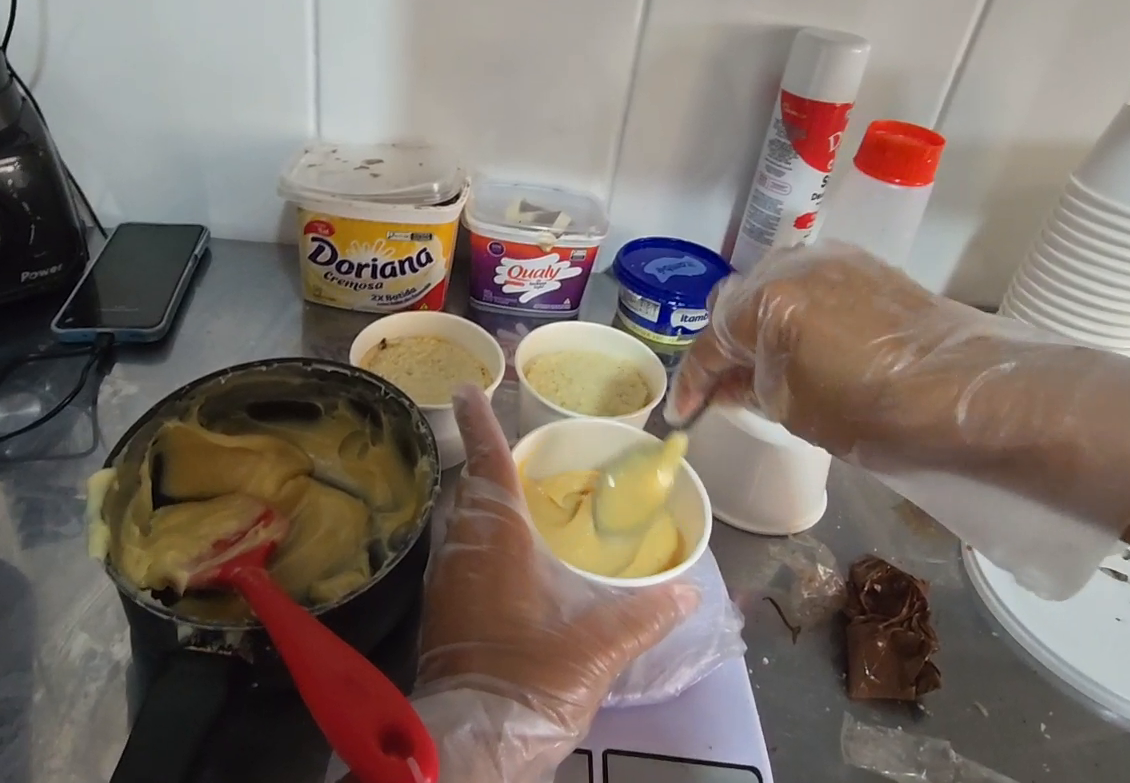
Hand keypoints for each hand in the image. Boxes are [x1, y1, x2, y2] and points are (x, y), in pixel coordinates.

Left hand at [405, 386, 698, 782]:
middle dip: (484, 461)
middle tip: (506, 445)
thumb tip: (687, 592)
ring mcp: (447, 578)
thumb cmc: (531, 679)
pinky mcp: (443, 606)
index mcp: (497, 540)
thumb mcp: (597, 648)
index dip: (480, 424)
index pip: (489, 466)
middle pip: (469, 488)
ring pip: (458, 519)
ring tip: (507, 490)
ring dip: (477, 498)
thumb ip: (644, 615)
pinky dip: (475, 532)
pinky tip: (500, 551)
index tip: (465, 389)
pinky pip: (457, 548)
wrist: (473, 740)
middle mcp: (463, 548)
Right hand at [667, 242, 1129, 598]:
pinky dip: (796, 317)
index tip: (682, 414)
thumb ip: (748, 388)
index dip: (692, 383)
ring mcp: (831, 260)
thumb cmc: (877, 412)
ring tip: (767, 370)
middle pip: (736, 308)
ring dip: (761, 330)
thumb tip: (730, 382)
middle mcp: (790, 265)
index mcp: (765, 301)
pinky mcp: (864, 266)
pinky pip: (808, 288)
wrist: (976, 393)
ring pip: (772, 293)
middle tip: (726, 390)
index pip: (710, 343)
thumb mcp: (795, 411)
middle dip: (726, 350)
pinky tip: (806, 346)